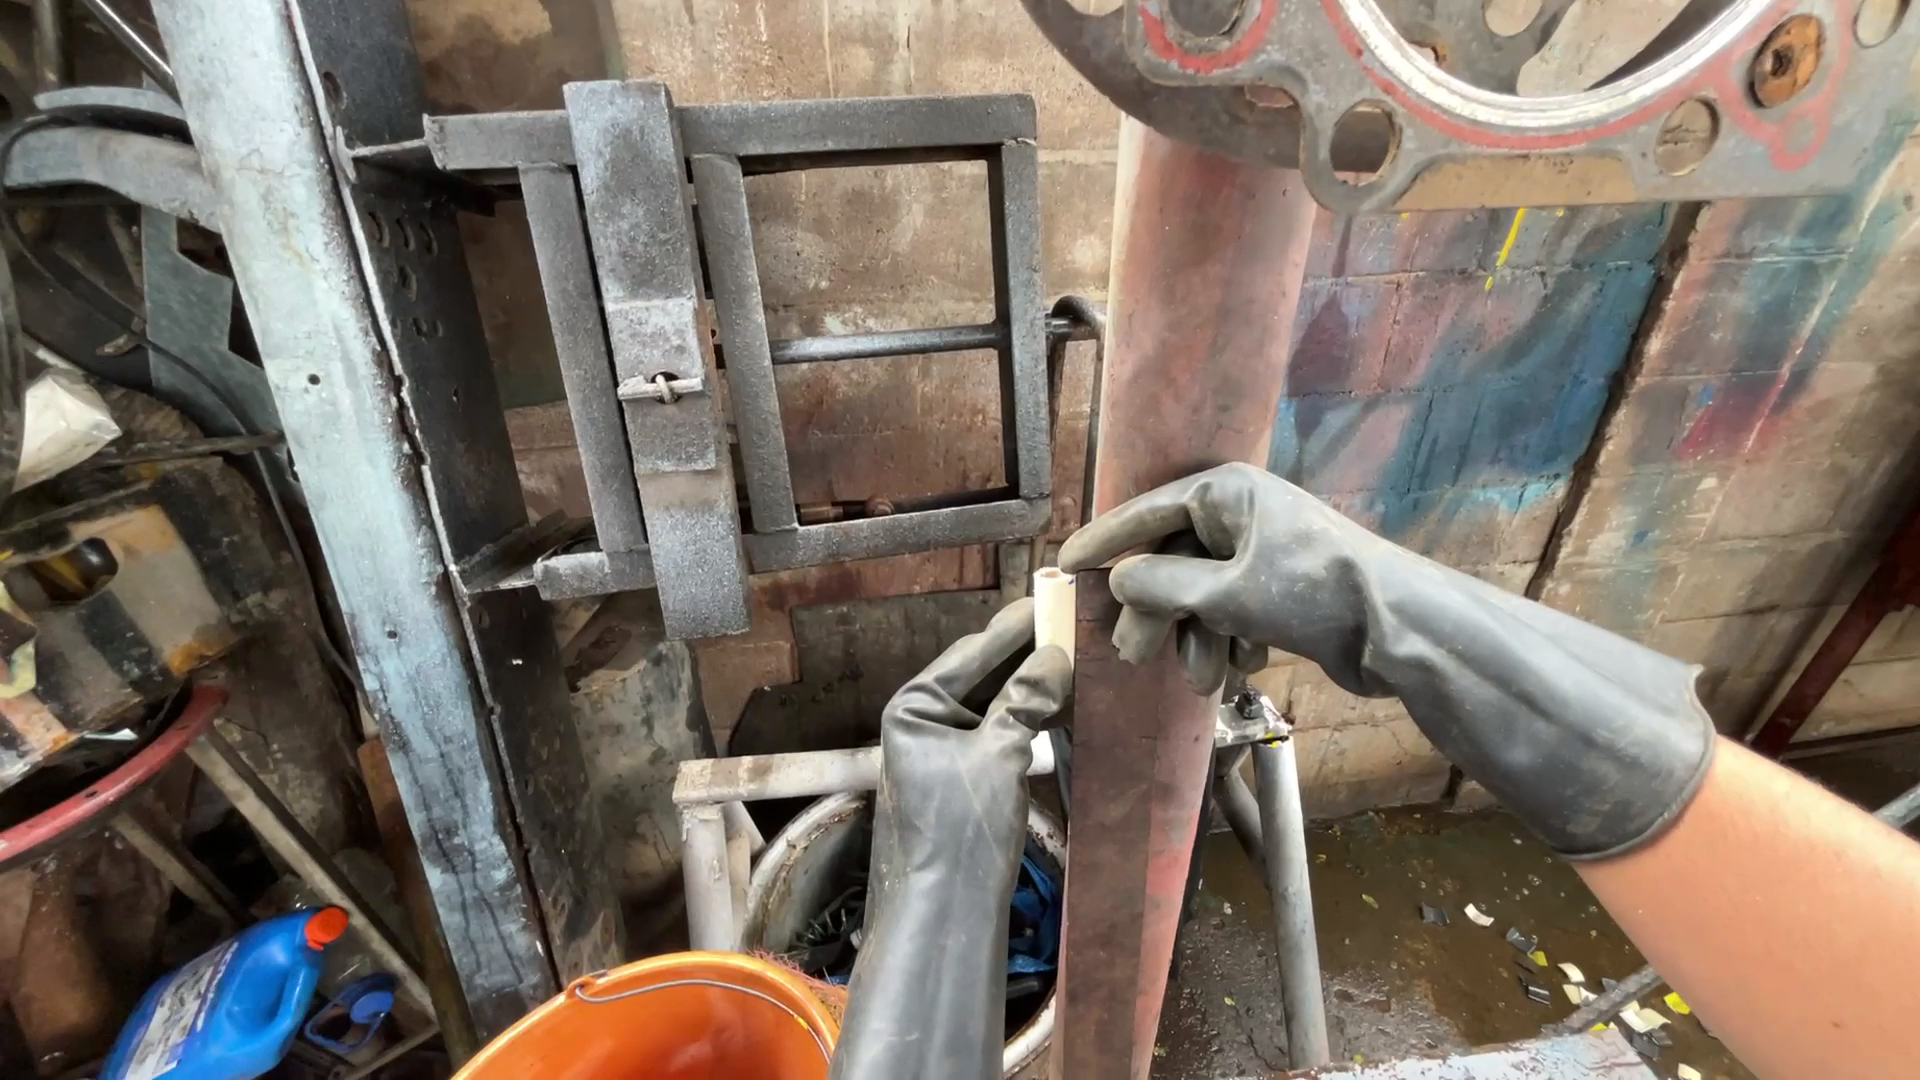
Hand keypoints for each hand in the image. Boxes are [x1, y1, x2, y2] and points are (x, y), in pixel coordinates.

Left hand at [834, 599, 1070, 1079]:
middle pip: (981, 674)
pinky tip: (1061, 702)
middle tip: (1068, 626)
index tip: (1049, 602)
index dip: (1013, 628)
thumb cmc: (962, 829)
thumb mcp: (999, 755)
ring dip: (1029, 686)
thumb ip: (1026, 699)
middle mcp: (921, 719)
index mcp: (914, 705)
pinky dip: (1026, 717)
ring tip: (1073, 657)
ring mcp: (940, 746)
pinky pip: (996, 730)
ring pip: (992, 702)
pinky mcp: (961, 772)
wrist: (945, 912)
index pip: (971, 653)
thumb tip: (1057, 654)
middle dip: (1024, 655)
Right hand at [1057, 461, 1390, 695]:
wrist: (1406, 632)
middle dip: (1156, 612)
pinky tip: (1245, 662)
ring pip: (1198, 593)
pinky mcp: (1274, 586)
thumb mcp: (1227, 592)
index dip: (1104, 541)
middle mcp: (1237, 514)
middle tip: (1131, 653)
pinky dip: (1227, 638)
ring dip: (1195, 637)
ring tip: (1202, 678)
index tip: (1065, 564)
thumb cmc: (1313, 594)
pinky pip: (1227, 609)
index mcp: (1225, 493)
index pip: (1147, 512)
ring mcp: (1257, 550)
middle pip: (1170, 561)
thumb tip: (1119, 580)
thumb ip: (1163, 585)